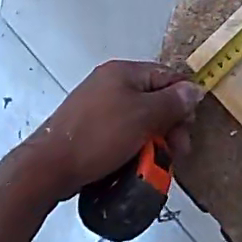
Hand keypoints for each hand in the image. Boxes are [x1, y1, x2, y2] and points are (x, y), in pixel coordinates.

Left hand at [13, 60, 202, 202]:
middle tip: (177, 151)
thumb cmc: (99, 137)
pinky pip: (122, 131)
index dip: (184, 100)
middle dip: (170, 125)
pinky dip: (134, 145)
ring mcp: (97, 105)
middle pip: (155, 98)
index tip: (189, 127)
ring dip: (154, 139)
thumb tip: (195, 90)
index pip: (168, 76)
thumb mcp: (145, 117)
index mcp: (123, 71)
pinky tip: (136, 162)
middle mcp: (110, 83)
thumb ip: (174, 102)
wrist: (46, 170)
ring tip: (156, 162)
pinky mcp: (88, 128)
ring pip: (140, 118)